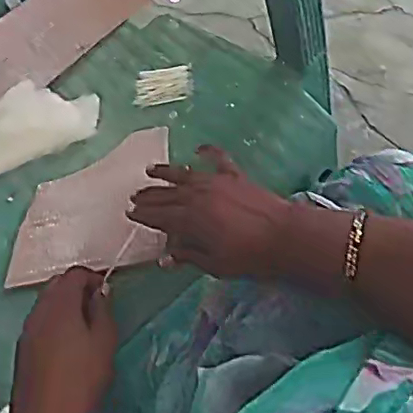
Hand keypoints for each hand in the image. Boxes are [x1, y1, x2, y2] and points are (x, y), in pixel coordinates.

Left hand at [10, 267, 115, 412]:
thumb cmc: (81, 380)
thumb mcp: (104, 341)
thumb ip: (103, 310)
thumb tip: (99, 292)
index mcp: (60, 302)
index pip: (74, 274)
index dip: (92, 277)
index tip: (106, 292)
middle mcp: (38, 310)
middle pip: (57, 285)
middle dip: (75, 288)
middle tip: (95, 306)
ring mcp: (26, 330)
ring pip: (45, 304)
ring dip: (63, 306)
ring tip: (82, 327)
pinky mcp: (21, 351)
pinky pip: (39, 324)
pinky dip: (53, 323)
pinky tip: (65, 346)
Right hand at [128, 146, 293, 277]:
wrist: (282, 234)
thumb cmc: (248, 255)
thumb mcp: (214, 263)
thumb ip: (188, 256)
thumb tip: (164, 257)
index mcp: (190, 218)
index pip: (160, 215)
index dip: (144, 214)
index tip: (130, 212)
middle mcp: (198, 195)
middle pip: (168, 194)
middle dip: (149, 195)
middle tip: (134, 195)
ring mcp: (216, 181)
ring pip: (184, 174)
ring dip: (166, 172)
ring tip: (150, 170)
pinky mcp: (234, 175)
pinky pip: (217, 159)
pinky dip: (208, 152)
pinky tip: (198, 148)